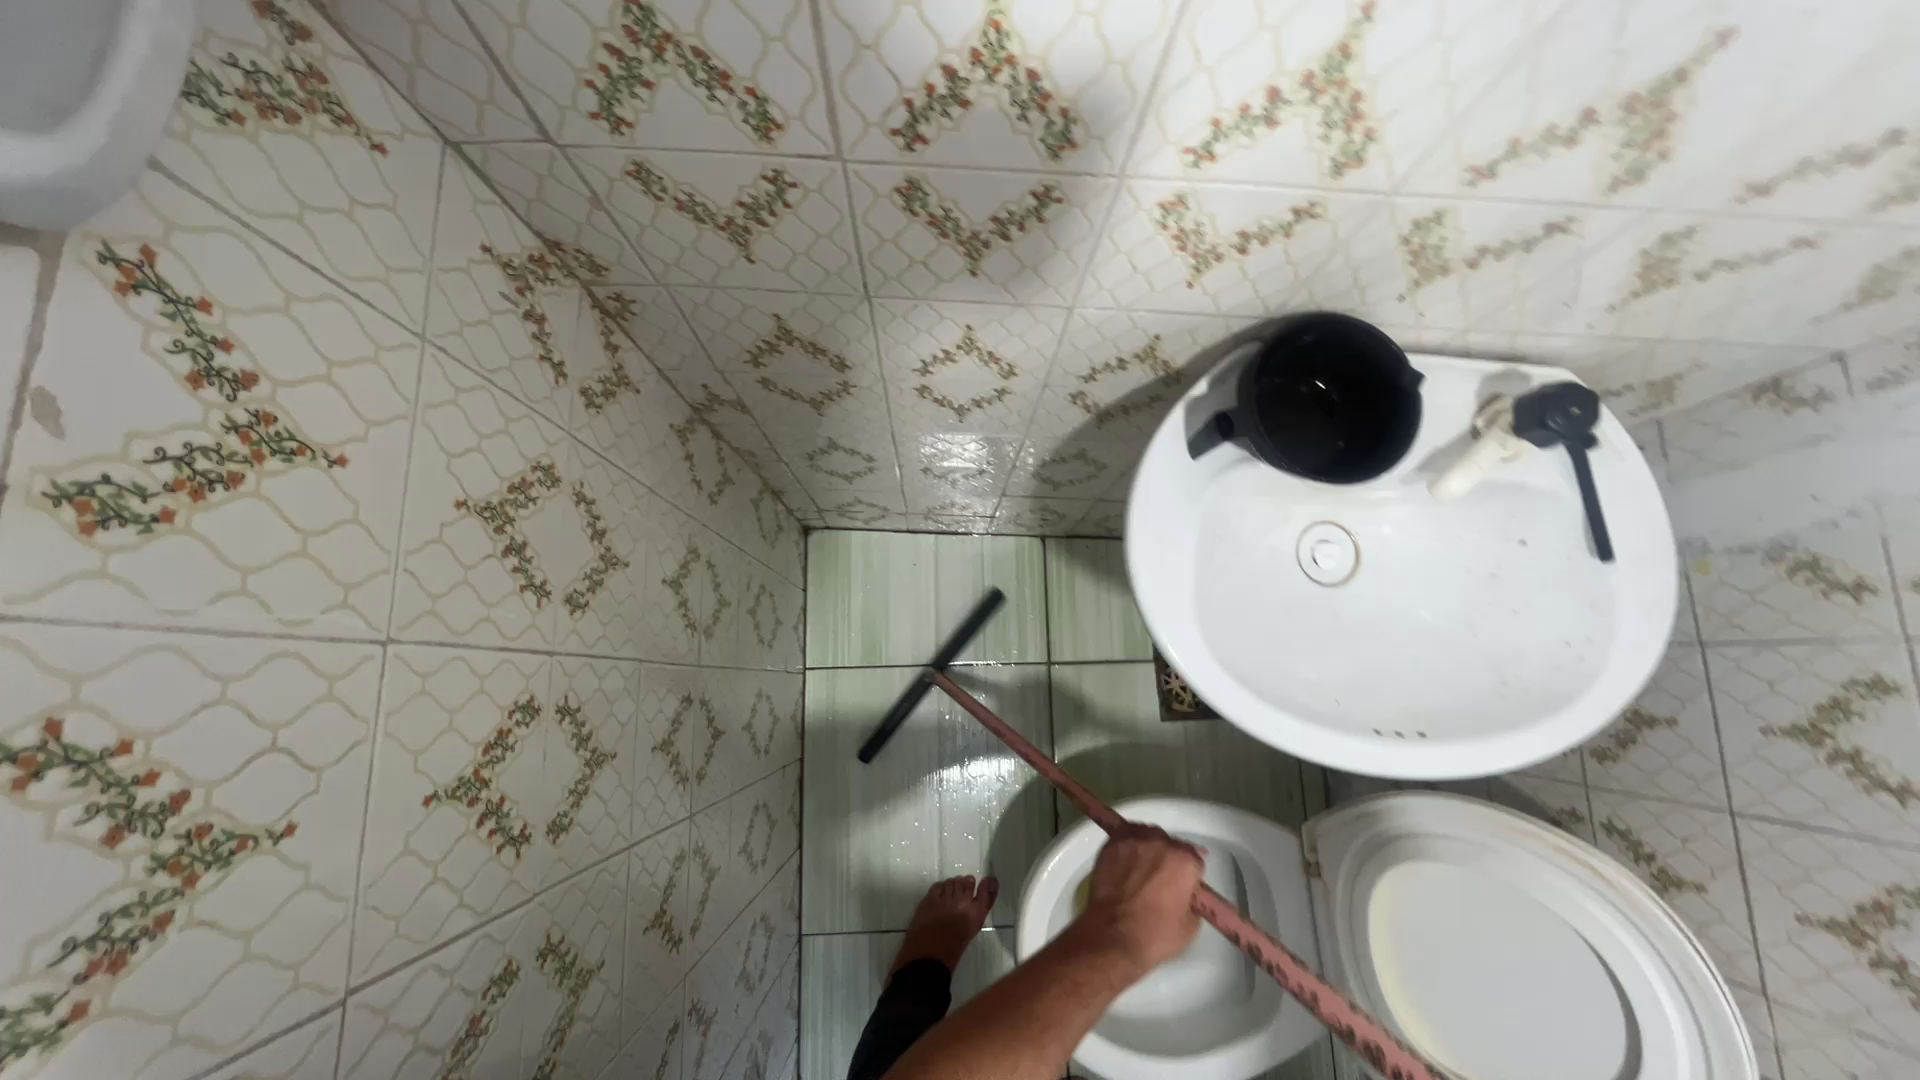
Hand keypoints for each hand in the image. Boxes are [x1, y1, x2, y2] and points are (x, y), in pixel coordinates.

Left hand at [1079, 824, 1205, 973]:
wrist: (1112, 935)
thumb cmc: (1155, 934)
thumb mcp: (1190, 925)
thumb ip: (1192, 899)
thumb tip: (1186, 891)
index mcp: (1185, 861)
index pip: (1195, 859)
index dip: (1190, 874)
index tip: (1185, 885)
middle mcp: (1161, 842)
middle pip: (1171, 844)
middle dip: (1169, 859)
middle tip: (1162, 878)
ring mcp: (1134, 840)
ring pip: (1147, 835)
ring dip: (1149, 848)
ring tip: (1142, 867)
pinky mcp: (1112, 843)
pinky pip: (1125, 834)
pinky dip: (1129, 843)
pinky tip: (1126, 858)